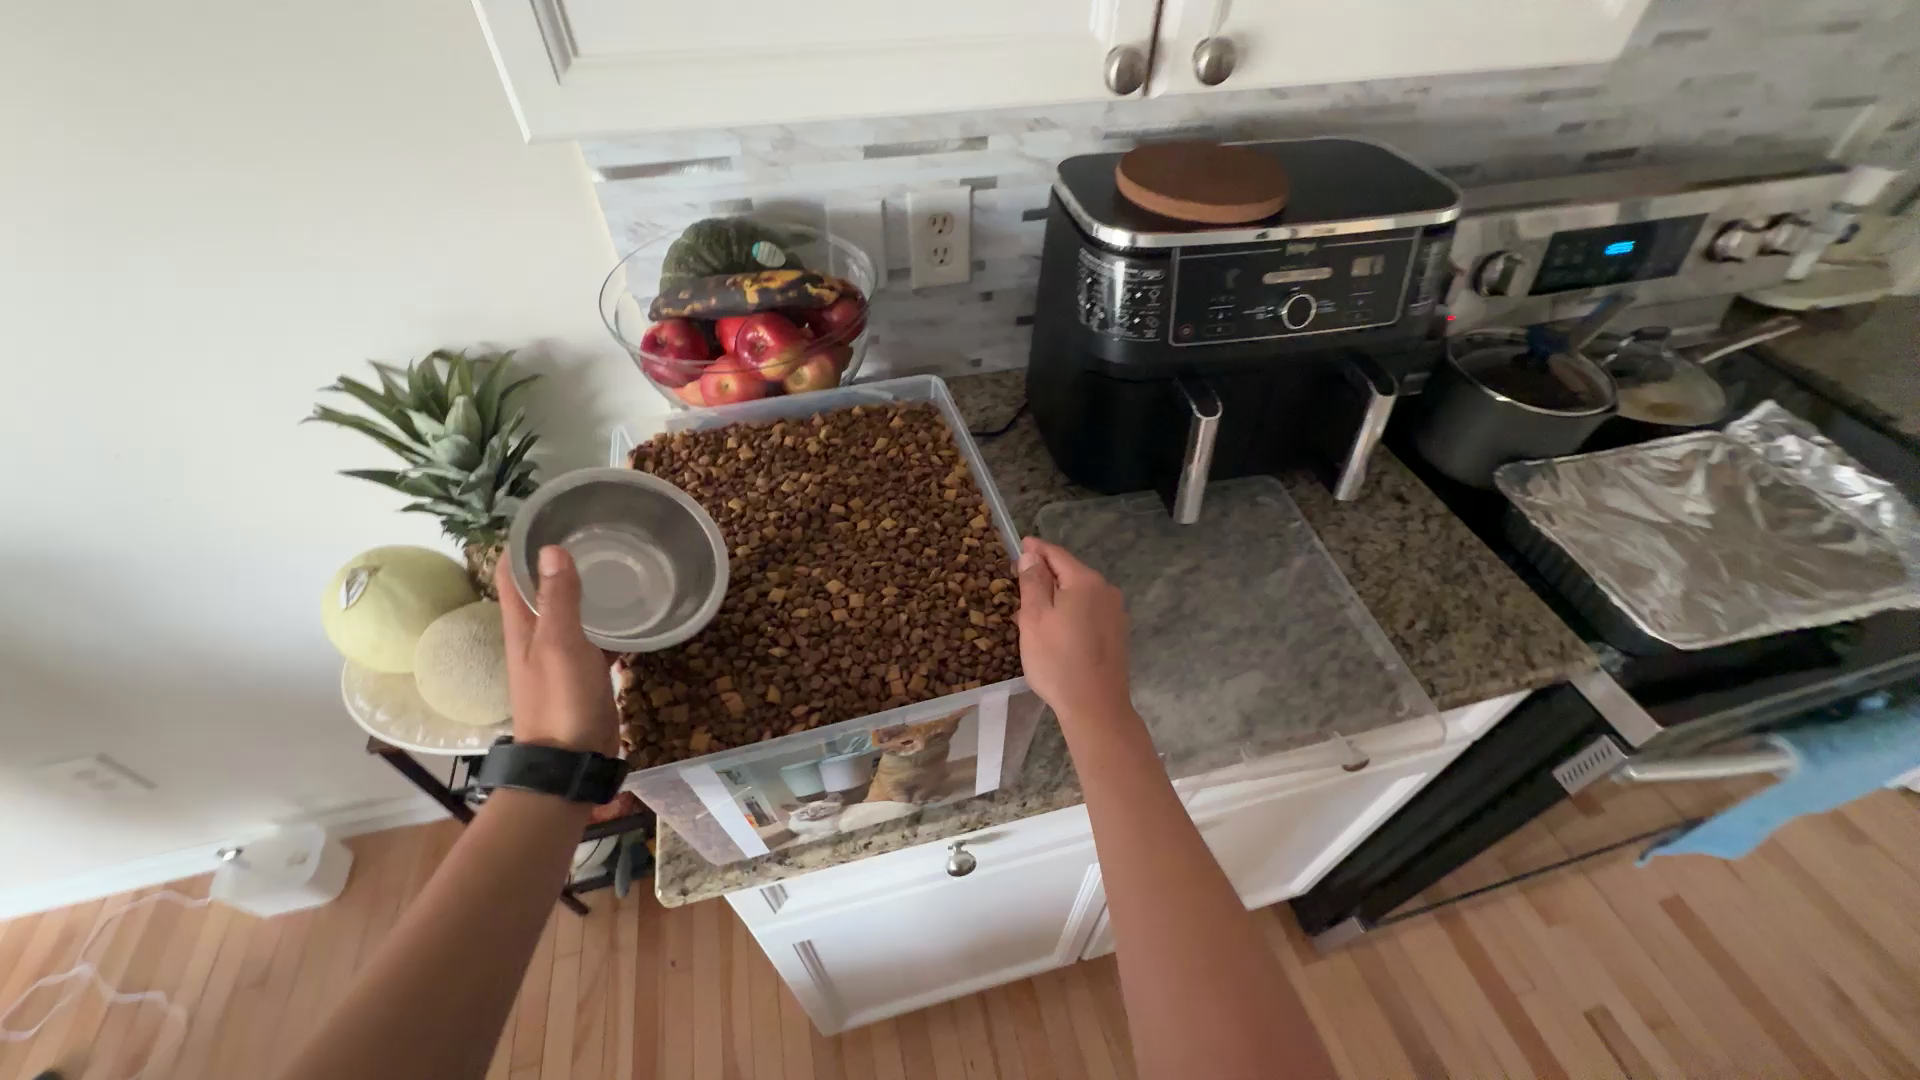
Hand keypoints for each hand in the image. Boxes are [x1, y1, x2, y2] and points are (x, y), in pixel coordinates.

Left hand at [496, 545, 619, 755]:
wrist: (571, 761)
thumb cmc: (561, 700)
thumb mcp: (559, 645)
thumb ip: (559, 600)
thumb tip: (552, 548)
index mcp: (521, 626)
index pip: (512, 573)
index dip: (523, 544)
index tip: (550, 516)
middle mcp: (537, 635)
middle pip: (543, 589)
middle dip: (561, 560)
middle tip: (595, 532)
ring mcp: (562, 655)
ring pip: (572, 611)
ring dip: (587, 588)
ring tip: (619, 561)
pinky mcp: (586, 671)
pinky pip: (596, 635)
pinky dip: (609, 620)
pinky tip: (633, 611)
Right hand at [1015, 537, 1132, 724]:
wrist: (1096, 707)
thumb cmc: (1058, 660)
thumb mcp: (1034, 618)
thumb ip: (1033, 582)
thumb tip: (1032, 556)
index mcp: (1086, 581)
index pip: (1057, 555)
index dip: (1036, 550)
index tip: (1020, 545)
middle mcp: (1106, 591)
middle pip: (1070, 573)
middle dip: (1045, 575)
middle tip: (1019, 582)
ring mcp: (1115, 613)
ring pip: (1080, 595)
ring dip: (1057, 596)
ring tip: (1032, 610)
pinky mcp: (1117, 634)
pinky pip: (1089, 612)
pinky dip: (1070, 612)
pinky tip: (1056, 629)